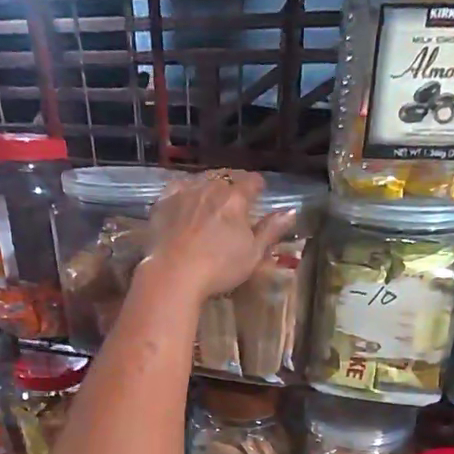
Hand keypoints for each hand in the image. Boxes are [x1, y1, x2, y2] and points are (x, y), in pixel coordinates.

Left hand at [138, 169, 295, 301]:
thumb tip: (291, 212)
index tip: (259, 192)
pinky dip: (183, 191)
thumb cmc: (218, 268)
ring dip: (208, 186)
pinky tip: (184, 200)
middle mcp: (210, 188)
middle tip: (234, 199)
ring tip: (209, 199)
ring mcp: (184, 193)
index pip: (252, 181)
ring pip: (200, 181)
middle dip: (232, 185)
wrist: (173, 275)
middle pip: (225, 178)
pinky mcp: (162, 204)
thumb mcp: (252, 254)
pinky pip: (176, 189)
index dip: (257, 186)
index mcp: (235, 198)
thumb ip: (271, 231)